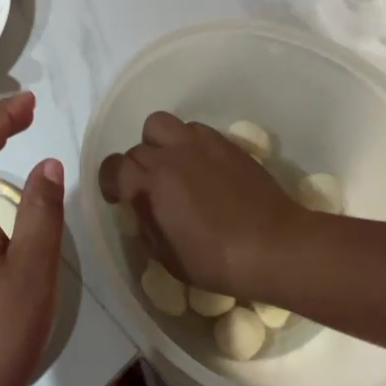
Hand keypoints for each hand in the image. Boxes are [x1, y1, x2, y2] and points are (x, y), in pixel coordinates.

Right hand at [98, 111, 306, 299]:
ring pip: (161, 124)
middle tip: (151, 187)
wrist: (275, 246)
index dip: (110, 181)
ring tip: (174, 164)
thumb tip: (140, 207)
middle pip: (136, 148)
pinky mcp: (224, 142)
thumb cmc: (217, 262)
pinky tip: (202, 165)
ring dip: (160, 143)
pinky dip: (189, 143)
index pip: (112, 167)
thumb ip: (146, 225)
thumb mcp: (168, 257)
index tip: (117, 196)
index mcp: (149, 184)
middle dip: (136, 167)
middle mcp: (168, 155)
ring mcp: (198, 143)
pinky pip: (194, 129)